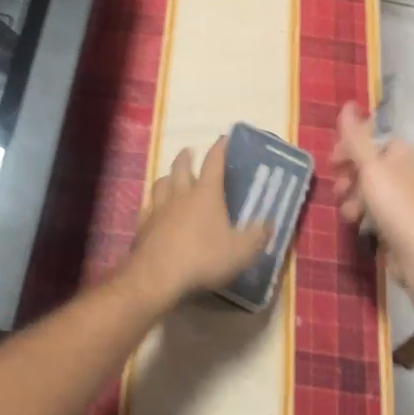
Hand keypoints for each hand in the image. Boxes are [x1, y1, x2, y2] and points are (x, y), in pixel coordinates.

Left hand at [127, 137, 271, 302]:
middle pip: (181, 166)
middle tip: (190, 152)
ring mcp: (159, 208)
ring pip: (161, 183)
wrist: (158, 276)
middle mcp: (181, 194)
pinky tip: (155, 209)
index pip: (213, 162)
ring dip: (168, 177)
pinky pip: (148, 206)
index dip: (220, 148)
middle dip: (187, 156)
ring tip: (171, 178)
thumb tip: (270, 223)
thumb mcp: (241, 252)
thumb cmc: (203, 258)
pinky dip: (153, 203)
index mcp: (206, 194)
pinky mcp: (143, 225)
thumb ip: (257, 236)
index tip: (224, 138)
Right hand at [330, 102, 413, 282]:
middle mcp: (403, 169)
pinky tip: (356, 223)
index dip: (348, 148)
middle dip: (348, 175)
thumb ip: (356, 137)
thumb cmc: (395, 205)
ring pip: (368, 187)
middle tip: (336, 188)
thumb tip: (348, 104)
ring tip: (346, 211)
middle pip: (366, 163)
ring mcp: (402, 196)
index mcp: (400, 151)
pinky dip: (362, 212)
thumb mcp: (371, 167)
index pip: (368, 139)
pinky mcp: (399, 219)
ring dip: (352, 196)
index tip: (332, 162)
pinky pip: (374, 208)